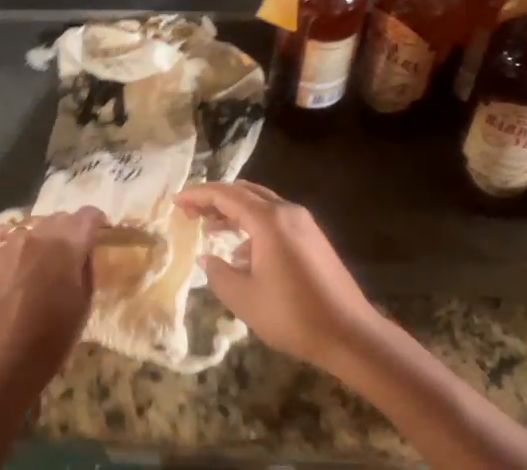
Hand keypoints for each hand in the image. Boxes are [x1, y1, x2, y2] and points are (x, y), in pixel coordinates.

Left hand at [0, 208, 106, 394]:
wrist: (0, 366)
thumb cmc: (50, 341)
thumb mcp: (84, 305)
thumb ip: (86, 268)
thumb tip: (83, 251)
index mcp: (66, 245)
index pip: (88, 215)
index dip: (97, 222)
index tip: (100, 235)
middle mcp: (36, 235)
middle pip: (60, 218)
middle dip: (70, 231)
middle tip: (72, 257)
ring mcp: (6, 244)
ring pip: (31, 225)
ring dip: (41, 237)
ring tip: (41, 263)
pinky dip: (4, 237)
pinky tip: (9, 251)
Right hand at [174, 182, 382, 369]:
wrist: (350, 333)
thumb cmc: (293, 315)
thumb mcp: (245, 299)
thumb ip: (219, 275)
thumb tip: (207, 259)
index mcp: (269, 221)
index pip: (226, 195)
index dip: (198, 195)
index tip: (176, 201)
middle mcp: (287, 212)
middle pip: (245, 193)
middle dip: (215, 199)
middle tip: (190, 211)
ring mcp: (304, 224)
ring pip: (261, 205)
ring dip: (234, 213)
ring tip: (209, 228)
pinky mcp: (313, 239)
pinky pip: (275, 221)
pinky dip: (253, 227)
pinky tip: (241, 254)